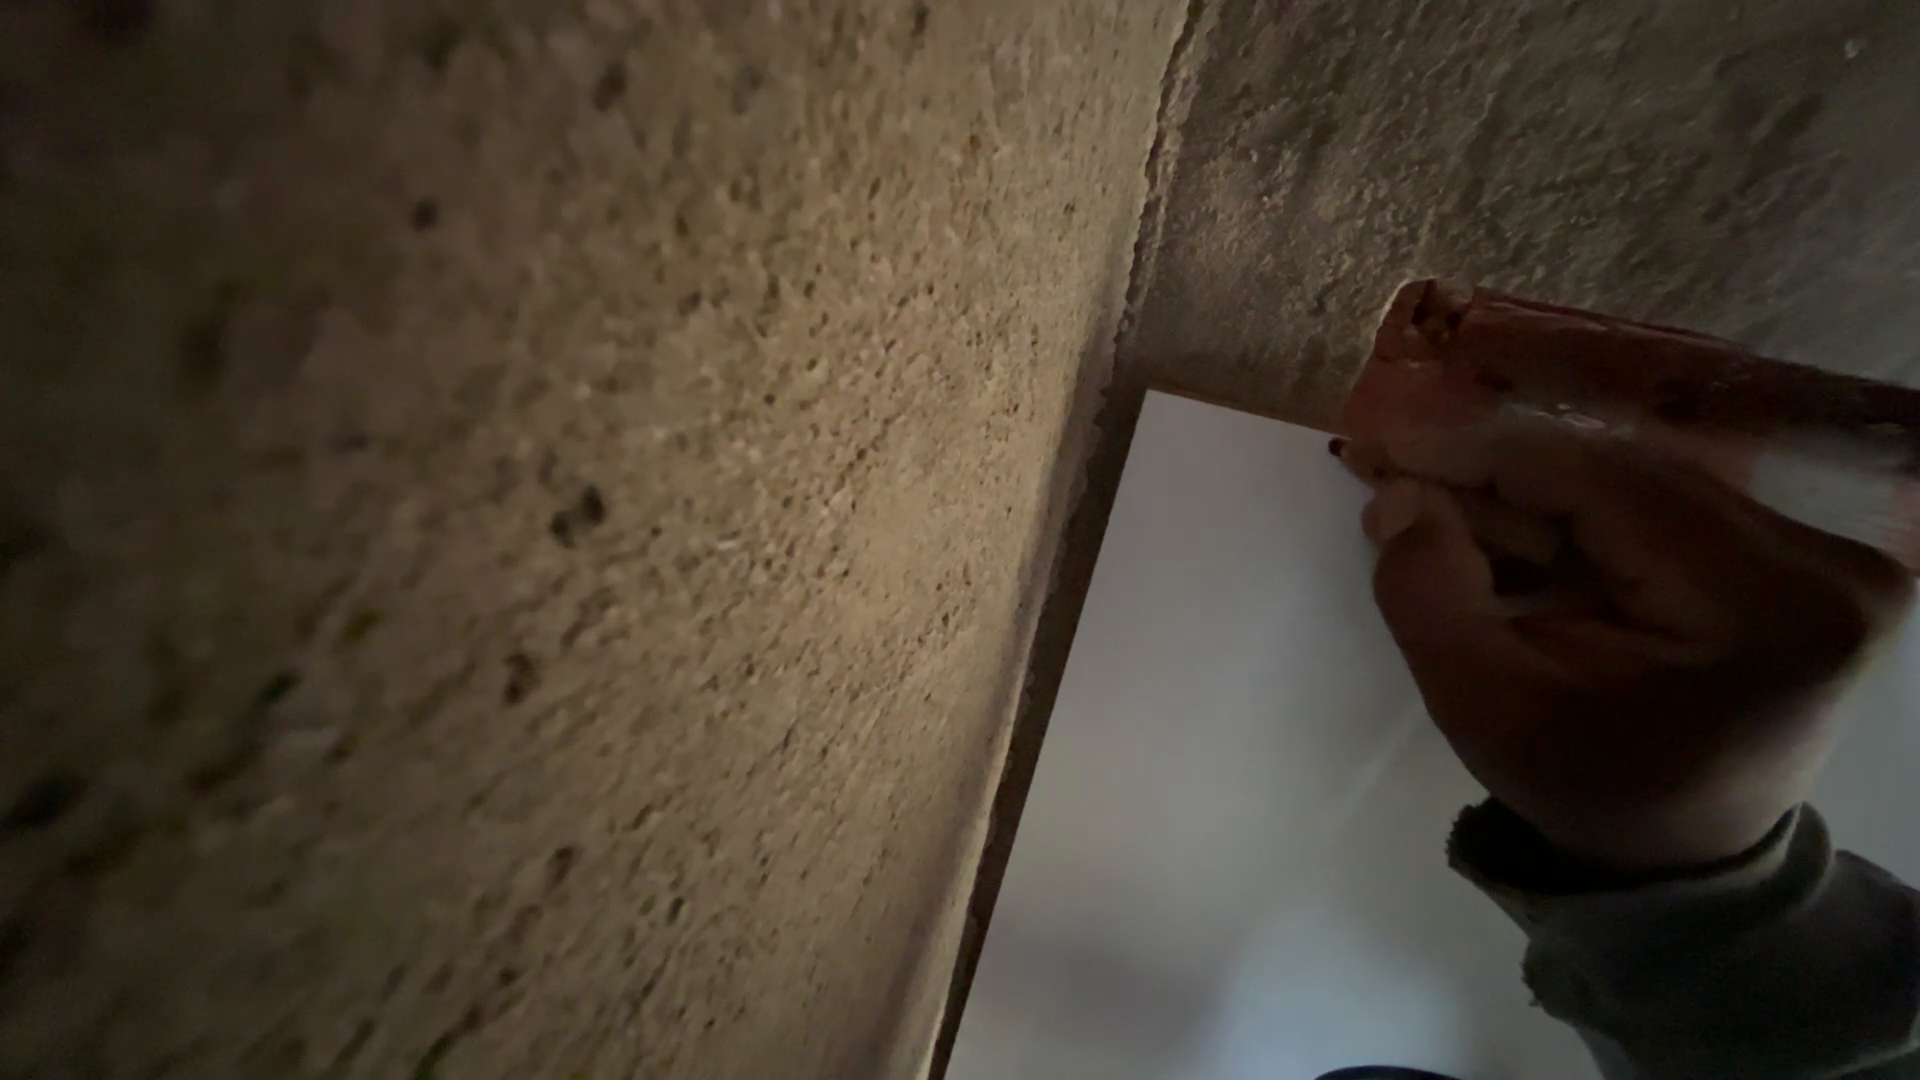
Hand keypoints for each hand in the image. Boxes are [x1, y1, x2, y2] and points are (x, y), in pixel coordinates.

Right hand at [1347, 426, 1912, 872]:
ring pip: (1618, 480)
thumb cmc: (1578, 785)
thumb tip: (1396, 494)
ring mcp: (1810, 552)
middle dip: (1485, 476)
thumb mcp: (1477, 702)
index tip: (1376, 452)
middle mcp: (1816, 558)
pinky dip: (1551, 518)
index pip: (1594, 481)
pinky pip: (1636, 504)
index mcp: (1758, 603)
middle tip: (1390, 481)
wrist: (1674, 848)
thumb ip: (1427, 592)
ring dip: (1513, 498)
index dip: (1473, 456)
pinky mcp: (1779, 557)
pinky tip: (1496, 544)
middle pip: (1610, 472)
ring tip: (1433, 522)